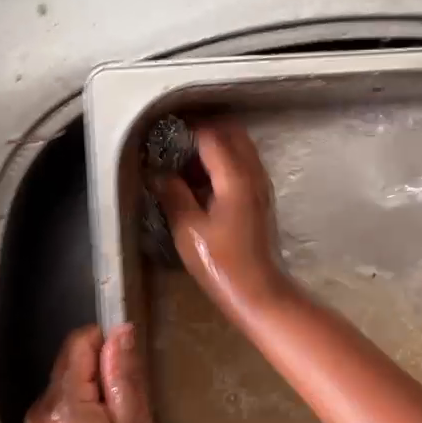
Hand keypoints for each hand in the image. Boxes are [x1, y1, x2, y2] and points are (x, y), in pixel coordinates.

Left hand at [26, 324, 154, 422]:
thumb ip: (123, 377)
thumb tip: (120, 331)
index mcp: (64, 401)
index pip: (79, 342)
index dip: (107, 344)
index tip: (128, 369)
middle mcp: (40, 407)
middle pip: (71, 363)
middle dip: (101, 373)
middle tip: (127, 408)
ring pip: (67, 386)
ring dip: (92, 394)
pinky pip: (60, 409)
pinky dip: (81, 413)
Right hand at [150, 119, 291, 317]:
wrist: (257, 291)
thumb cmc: (220, 262)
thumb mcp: (187, 229)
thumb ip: (173, 194)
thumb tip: (159, 173)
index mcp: (234, 177)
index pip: (212, 136)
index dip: (188, 130)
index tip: (165, 134)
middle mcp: (253, 174)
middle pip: (232, 134)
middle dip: (205, 133)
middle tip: (177, 146)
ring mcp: (261, 185)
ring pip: (241, 149)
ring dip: (216, 149)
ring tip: (187, 166)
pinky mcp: (261, 199)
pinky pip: (245, 166)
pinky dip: (225, 164)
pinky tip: (204, 184)